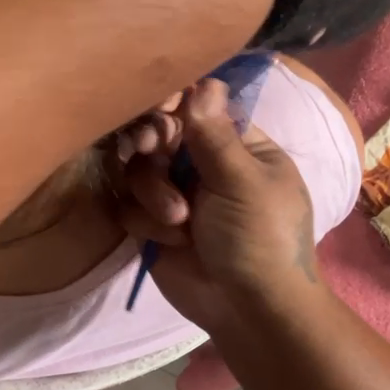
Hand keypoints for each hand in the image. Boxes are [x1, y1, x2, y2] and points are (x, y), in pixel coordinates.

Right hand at [118, 78, 324, 332]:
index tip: (157, 108)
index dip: (170, 104)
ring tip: (179, 222)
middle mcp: (200, 164)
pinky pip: (127, 208)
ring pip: (136, 172)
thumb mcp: (242, 182)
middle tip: (145, 150)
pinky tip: (172, 242)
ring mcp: (172, 194)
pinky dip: (147, 224)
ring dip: (153, 195)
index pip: (194, 107)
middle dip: (151, 148)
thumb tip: (204, 80)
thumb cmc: (261, 239)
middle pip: (155, 134)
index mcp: (236, 145)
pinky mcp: (150, 225)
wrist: (247, 310)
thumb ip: (215, 135)